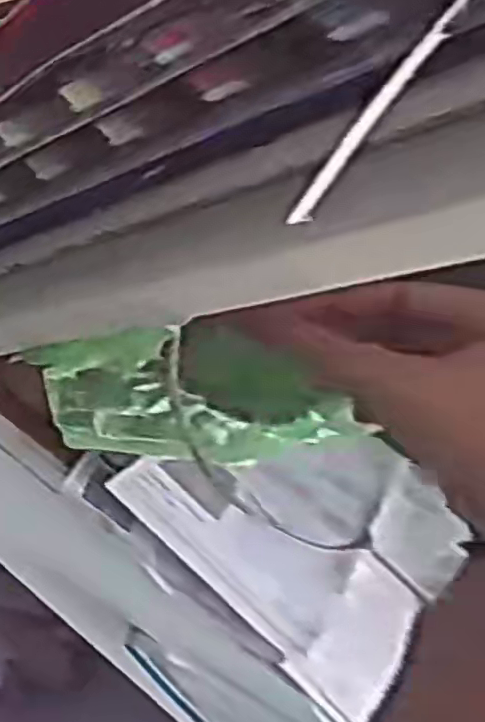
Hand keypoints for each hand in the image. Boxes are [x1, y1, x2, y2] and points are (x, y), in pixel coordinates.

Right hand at [237, 281, 484, 517]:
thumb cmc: (475, 428)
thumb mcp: (384, 379)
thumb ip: (316, 346)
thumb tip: (258, 323)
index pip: (397, 293)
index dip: (337, 302)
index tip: (287, 315)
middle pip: (404, 326)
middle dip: (342, 334)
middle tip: (290, 340)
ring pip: (410, 359)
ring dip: (356, 364)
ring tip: (310, 370)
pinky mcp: (481, 419)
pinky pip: (421, 389)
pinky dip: (380, 390)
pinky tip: (350, 402)